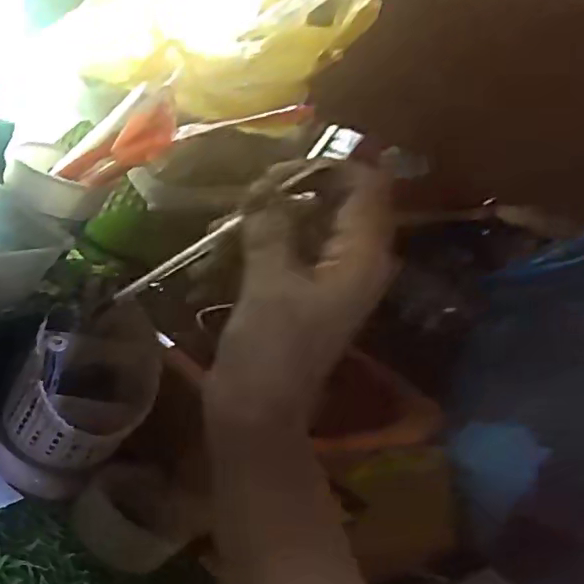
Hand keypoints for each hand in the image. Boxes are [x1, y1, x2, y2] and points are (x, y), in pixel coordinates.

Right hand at [205, 160, 394, 431]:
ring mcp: (325, 285)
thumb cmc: (268, 351)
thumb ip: (269, 233)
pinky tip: (222, 257)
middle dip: (287, 198)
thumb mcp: (267, 287)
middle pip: (335, 208)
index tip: (267, 175)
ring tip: (220, 230)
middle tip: (237, 202)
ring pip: (305, 234)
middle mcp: (354, 265)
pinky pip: (286, 260)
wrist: (255, 412)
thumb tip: (263, 188)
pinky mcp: (297, 302)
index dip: (322, 171)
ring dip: (266, 226)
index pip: (364, 188)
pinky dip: (258, 251)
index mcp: (363, 257)